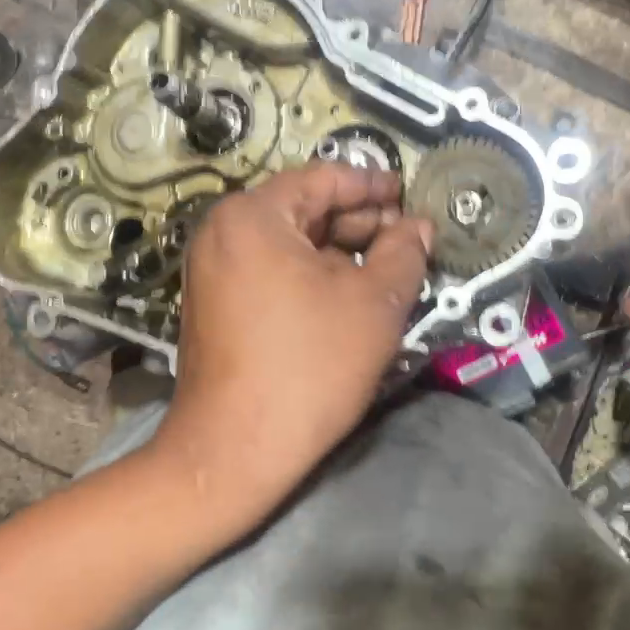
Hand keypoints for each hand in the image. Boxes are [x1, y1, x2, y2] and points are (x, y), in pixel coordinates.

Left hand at [152, 163, 432, 520]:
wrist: (234, 450)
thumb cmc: (308, 367)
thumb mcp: (373, 305)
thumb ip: (403, 253)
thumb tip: (419, 226)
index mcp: (252, 216)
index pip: (322, 179)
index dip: (372, 185)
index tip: (408, 194)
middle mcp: (221, 233)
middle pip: (302, 210)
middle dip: (357, 223)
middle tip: (405, 239)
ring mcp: (210, 272)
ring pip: (287, 246)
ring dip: (337, 254)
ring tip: (385, 272)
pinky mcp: (212, 307)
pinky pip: (268, 274)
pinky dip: (308, 278)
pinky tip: (345, 300)